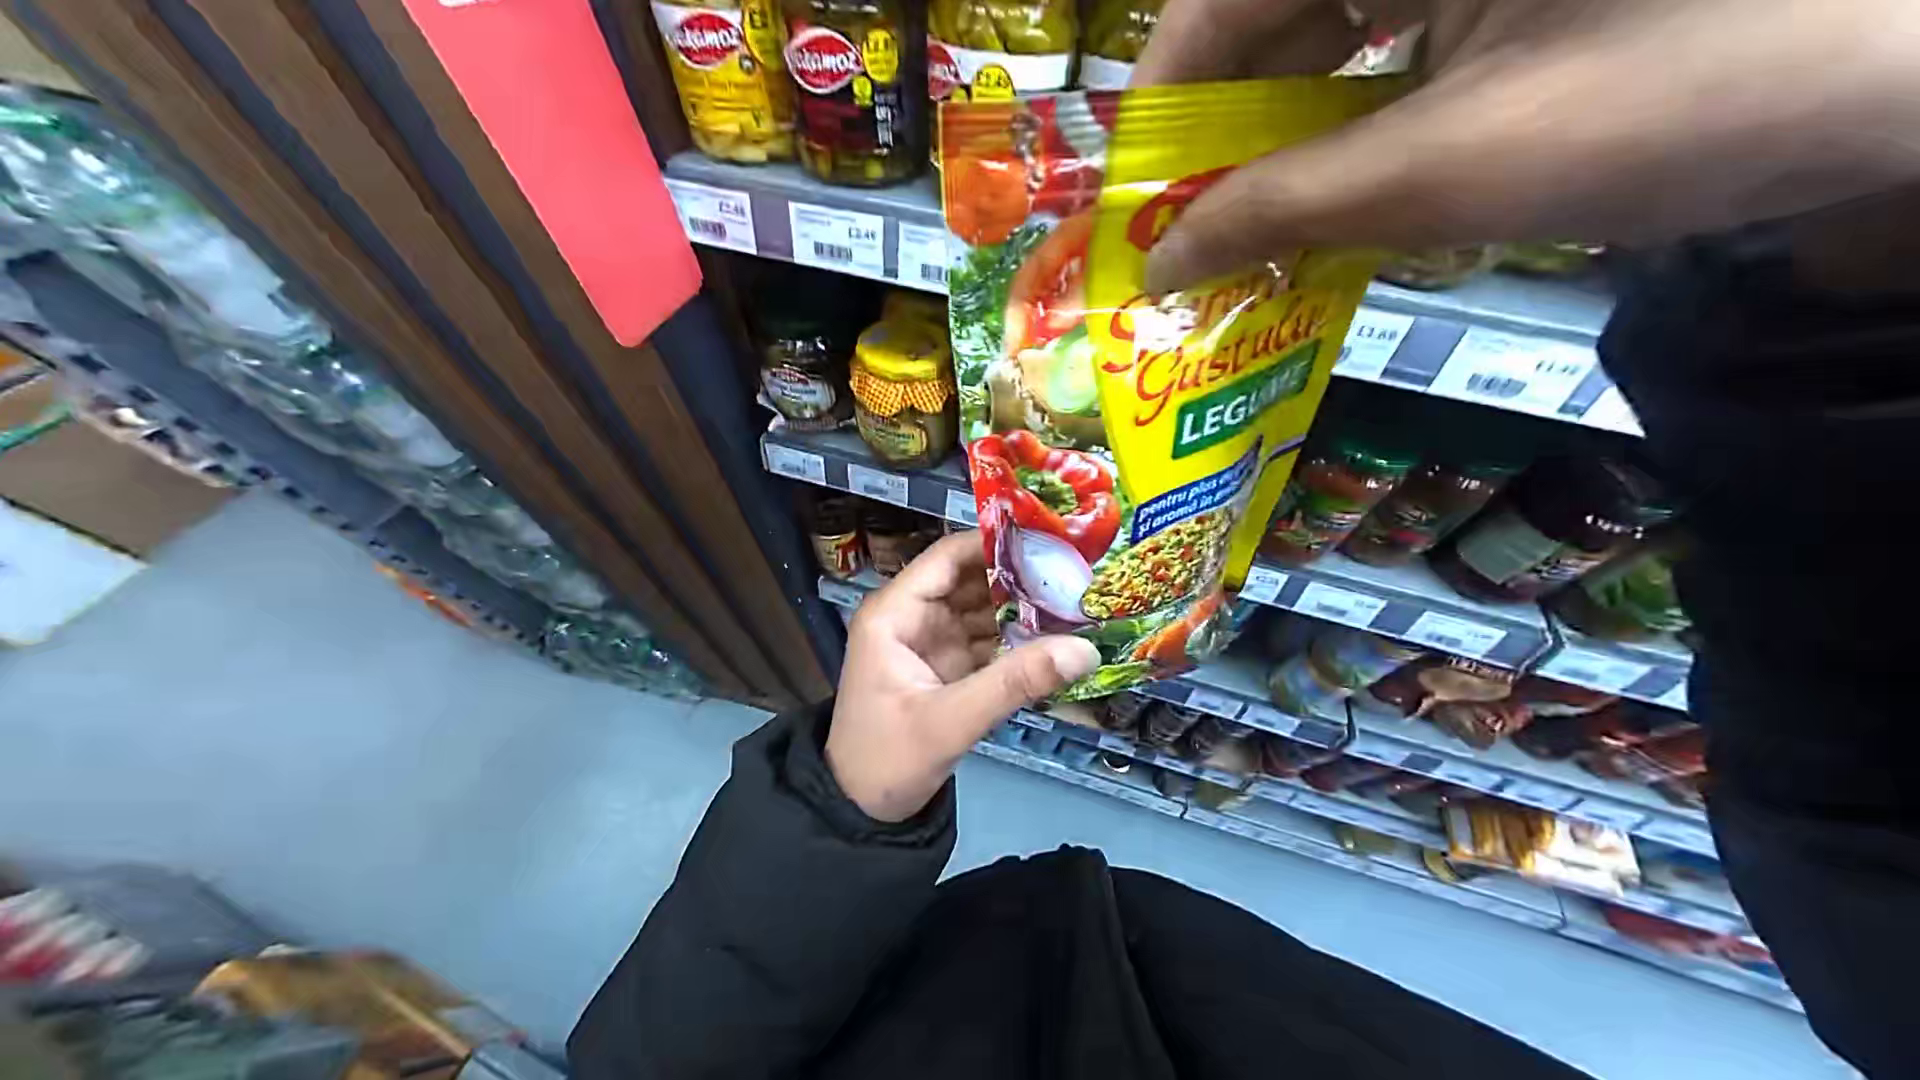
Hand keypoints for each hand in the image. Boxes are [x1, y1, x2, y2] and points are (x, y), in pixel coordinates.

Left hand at [828, 532, 1100, 821]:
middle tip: (1078, 569)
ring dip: (1024, 605)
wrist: (860, 811)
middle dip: (1020, 575)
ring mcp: (931, 640)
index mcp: (895, 612)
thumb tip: (1085, 649)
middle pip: (971, 579)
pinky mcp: (947, 665)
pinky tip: (1057, 635)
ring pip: (983, 608)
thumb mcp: (950, 721)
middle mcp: (913, 616)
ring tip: (1079, 596)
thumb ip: (1015, 683)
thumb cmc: (887, 759)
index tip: (1050, 539)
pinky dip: (1018, 637)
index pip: (947, 557)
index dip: (995, 543)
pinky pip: (987, 639)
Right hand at [1133, 0, 1919, 292]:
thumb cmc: (1701, 90)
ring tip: (1237, 231)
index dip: (1158, 106)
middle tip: (1178, 236)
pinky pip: (1383, 47)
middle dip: (1214, 136)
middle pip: (1262, 17)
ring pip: (1318, 38)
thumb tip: (1159, 265)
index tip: (1128, 201)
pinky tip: (1322, 194)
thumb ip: (1278, 213)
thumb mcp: (1449, 168)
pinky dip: (1342, 126)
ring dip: (1272, 142)